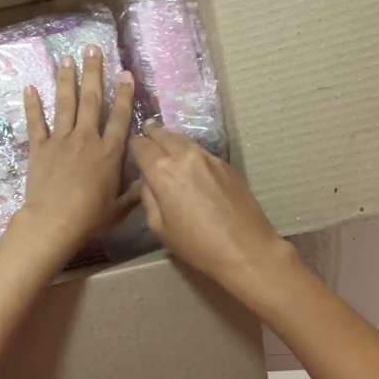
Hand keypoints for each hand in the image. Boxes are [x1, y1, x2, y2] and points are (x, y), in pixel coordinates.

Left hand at [9, 46, 139, 257]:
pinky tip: (29, 87)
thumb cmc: (90, 217)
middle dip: (94, 72)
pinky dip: (32, 105)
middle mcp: (87, 139)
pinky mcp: (40, 148)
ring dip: (67, 79)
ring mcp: (61, 141)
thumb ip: (134, 192)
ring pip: (65, 103)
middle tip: (92, 49)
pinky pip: (36, 122)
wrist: (54, 221)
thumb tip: (148, 181)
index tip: (126, 73)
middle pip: (92, 100)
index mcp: (110, 153)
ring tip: (67, 58)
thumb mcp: (120, 208)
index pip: (120, 117)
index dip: (124, 94)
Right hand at [131, 121, 294, 301]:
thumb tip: (148, 182)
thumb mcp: (160, 228)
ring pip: (184, 140)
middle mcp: (185, 156)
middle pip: (164, 134)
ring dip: (172, 140)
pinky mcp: (226, 164)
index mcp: (162, 172)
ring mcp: (209, 157)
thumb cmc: (197, 245)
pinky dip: (191, 152)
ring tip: (166, 142)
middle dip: (153, 132)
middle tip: (147, 130)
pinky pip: (201, 152)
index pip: (142, 146)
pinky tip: (190, 162)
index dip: (135, 144)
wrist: (245, 248)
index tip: (133, 146)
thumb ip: (149, 199)